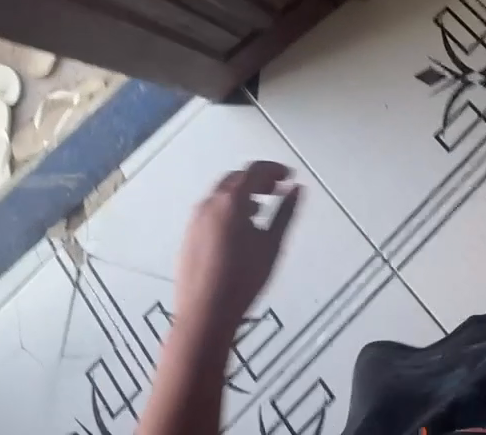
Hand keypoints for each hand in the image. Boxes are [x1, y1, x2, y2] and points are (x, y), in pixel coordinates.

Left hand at [174, 160, 300, 340]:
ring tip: (260, 208)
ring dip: (242, 193)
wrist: (205, 316)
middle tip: (276, 187)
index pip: (255, 170)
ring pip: (221, 193)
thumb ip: (286, 211)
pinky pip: (210, 210)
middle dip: (258, 179)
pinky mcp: (189, 236)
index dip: (274, 169)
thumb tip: (296, 191)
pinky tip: (239, 228)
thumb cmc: (240, 282)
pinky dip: (227, 208)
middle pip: (236, 178)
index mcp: (231, 201)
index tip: (287, 175)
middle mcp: (210, 205)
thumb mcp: (272, 244)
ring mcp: (196, 220)